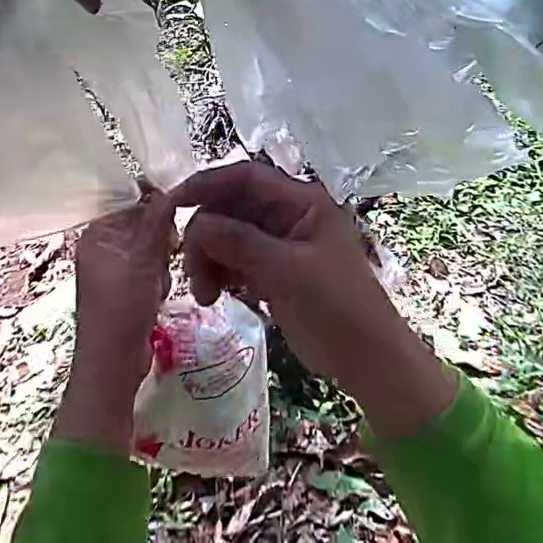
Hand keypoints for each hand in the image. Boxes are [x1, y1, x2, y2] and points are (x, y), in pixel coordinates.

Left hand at [52, 194, 175, 452]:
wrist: (113, 362)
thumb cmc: (123, 304)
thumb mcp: (143, 257)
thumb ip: (157, 220)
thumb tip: (170, 188)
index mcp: (97, 231)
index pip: (132, 204)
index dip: (157, 212)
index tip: (174, 227)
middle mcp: (102, 246)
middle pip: (144, 227)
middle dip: (160, 245)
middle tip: (164, 260)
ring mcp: (112, 269)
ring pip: (152, 251)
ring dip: (161, 266)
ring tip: (157, 285)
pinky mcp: (125, 289)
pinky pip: (149, 272)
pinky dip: (157, 282)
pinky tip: (156, 297)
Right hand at [167, 162, 454, 440]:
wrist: (369, 364)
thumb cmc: (337, 308)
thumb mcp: (287, 270)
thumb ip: (239, 241)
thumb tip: (196, 223)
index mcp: (300, 202)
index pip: (245, 177)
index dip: (206, 184)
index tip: (173, 203)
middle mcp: (286, 216)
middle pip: (228, 208)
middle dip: (204, 236)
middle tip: (192, 270)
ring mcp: (277, 244)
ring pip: (225, 236)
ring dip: (207, 259)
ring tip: (204, 294)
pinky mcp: (270, 271)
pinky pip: (231, 260)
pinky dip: (218, 273)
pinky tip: (215, 296)